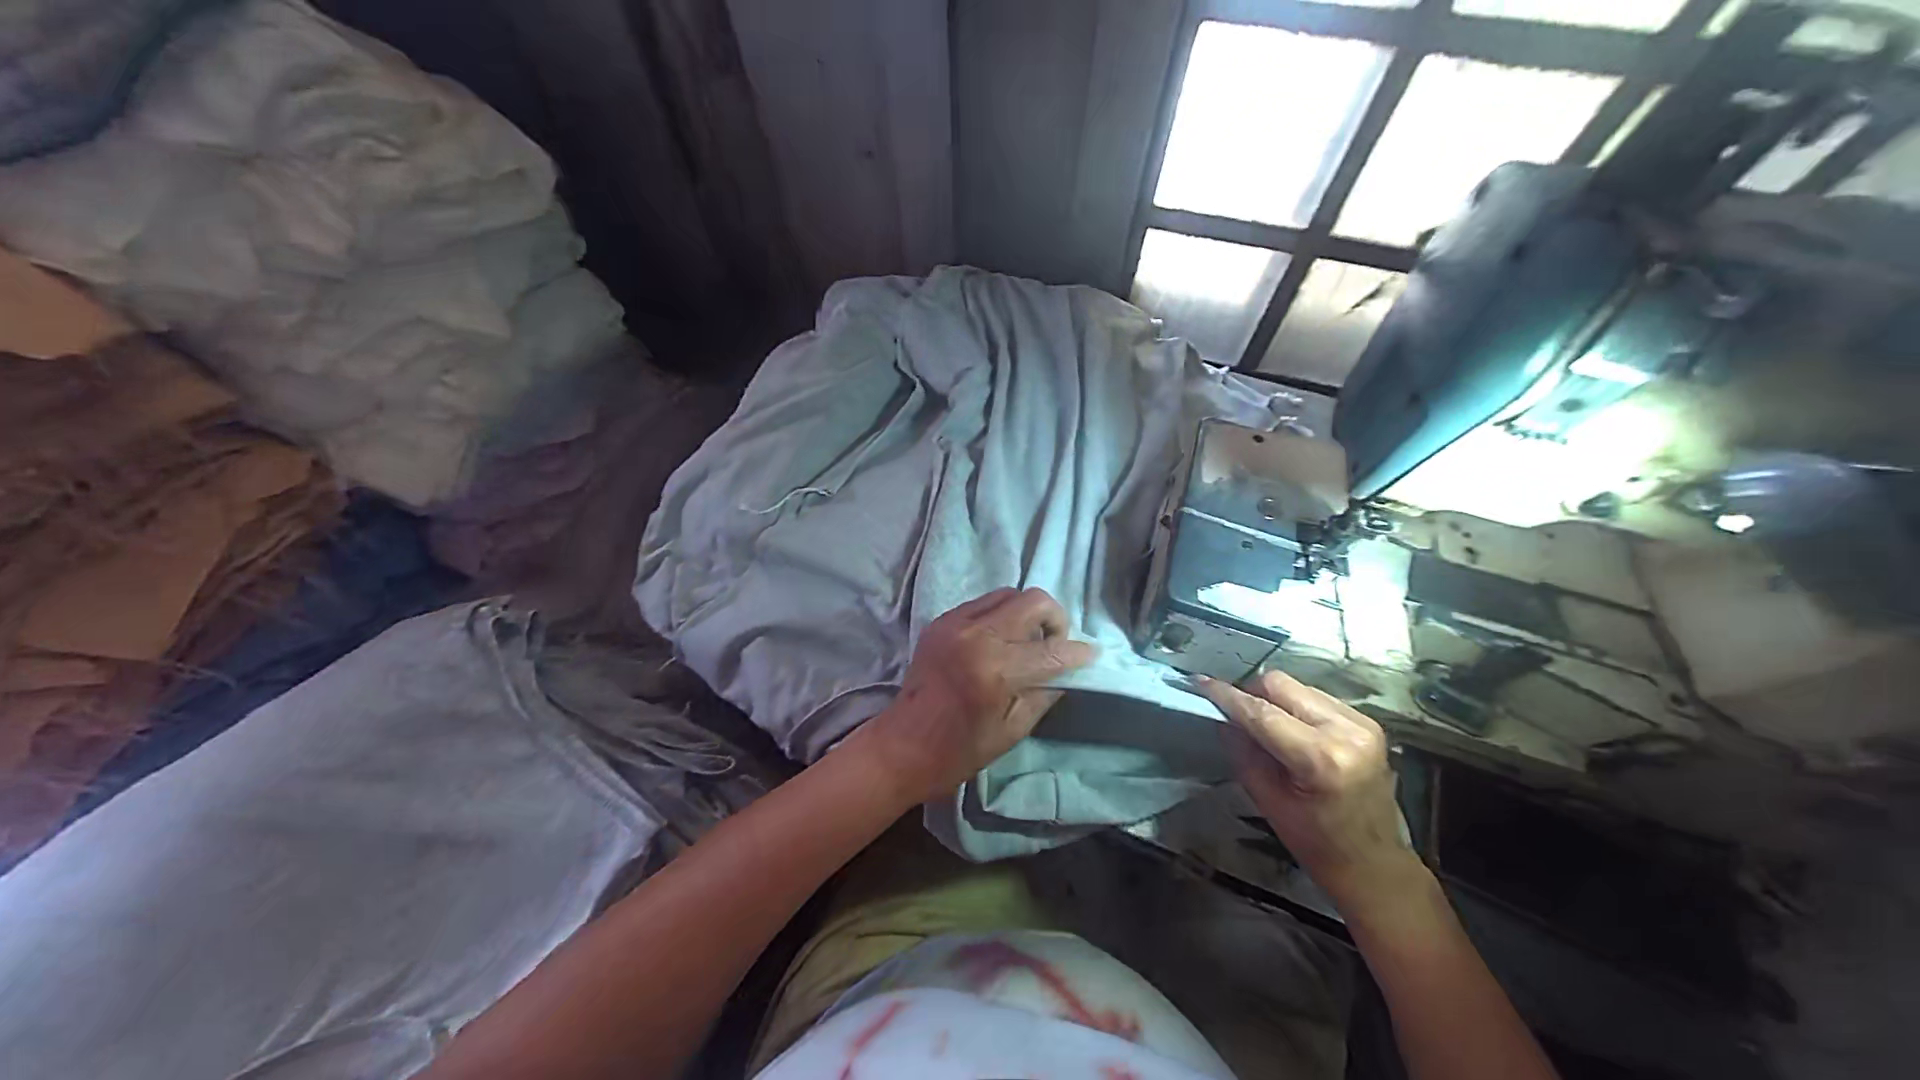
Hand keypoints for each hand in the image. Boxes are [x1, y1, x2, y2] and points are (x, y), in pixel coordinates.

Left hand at [856, 586, 1097, 803]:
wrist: (902, 745)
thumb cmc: (959, 750)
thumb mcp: (1013, 729)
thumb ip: (1045, 691)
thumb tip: (1068, 669)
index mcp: (995, 670)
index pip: (1052, 650)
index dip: (1078, 653)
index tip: (1091, 656)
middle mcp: (975, 635)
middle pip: (1034, 601)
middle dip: (1055, 621)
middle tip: (1054, 645)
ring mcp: (954, 623)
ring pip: (1009, 594)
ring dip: (1027, 614)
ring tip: (1026, 643)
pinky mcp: (941, 621)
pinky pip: (983, 603)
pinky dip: (1000, 616)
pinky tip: (998, 642)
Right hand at [1199, 670, 1421, 906]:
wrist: (1372, 863)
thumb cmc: (1315, 841)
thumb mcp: (1266, 799)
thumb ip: (1242, 750)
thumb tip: (1222, 716)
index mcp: (1322, 758)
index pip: (1262, 712)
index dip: (1227, 696)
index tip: (1199, 683)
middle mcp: (1346, 731)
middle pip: (1281, 685)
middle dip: (1250, 693)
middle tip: (1234, 713)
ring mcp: (1361, 723)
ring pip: (1297, 687)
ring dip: (1273, 700)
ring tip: (1264, 727)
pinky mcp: (1367, 722)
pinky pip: (1316, 697)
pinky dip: (1294, 707)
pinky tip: (1290, 731)